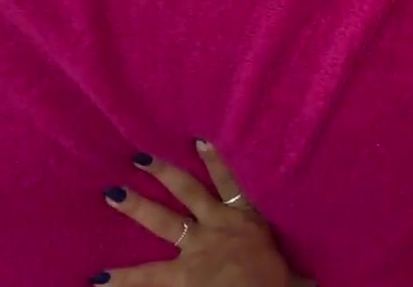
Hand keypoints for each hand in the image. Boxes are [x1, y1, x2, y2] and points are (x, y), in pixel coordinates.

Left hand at [95, 141, 301, 286]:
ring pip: (164, 221)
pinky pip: (147, 277)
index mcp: (248, 218)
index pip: (230, 180)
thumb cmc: (279, 280)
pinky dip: (123, 278)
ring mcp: (197, 249)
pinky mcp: (182, 277)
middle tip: (139, 157)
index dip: (215, 159)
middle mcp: (219, 225)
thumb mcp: (295, 265)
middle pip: (188, 192)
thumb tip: (314, 274)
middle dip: (165, 174)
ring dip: (138, 206)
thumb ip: (297, 266)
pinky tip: (97, 278)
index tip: (198, 139)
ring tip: (113, 193)